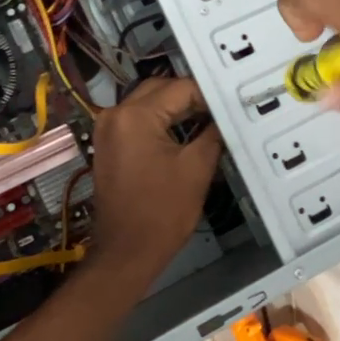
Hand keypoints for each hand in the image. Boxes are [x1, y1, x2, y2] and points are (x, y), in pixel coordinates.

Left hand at [87, 77, 223, 272]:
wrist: (126, 252)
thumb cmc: (162, 212)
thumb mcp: (196, 169)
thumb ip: (212, 134)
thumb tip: (225, 116)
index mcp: (135, 115)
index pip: (180, 88)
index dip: (209, 95)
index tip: (231, 104)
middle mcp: (115, 113)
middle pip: (160, 89)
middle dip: (191, 97)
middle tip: (221, 110)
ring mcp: (107, 128)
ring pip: (148, 102)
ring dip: (175, 108)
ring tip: (208, 119)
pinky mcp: (108, 143)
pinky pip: (137, 120)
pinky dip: (160, 122)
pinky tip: (185, 132)